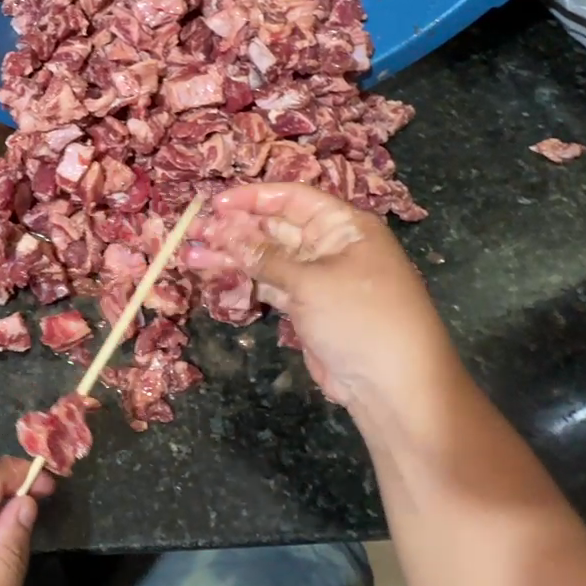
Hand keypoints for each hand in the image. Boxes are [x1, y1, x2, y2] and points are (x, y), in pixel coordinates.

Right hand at [182, 182, 457, 406]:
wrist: (394, 386)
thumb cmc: (361, 319)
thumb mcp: (311, 282)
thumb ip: (266, 257)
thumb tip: (226, 233)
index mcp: (344, 227)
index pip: (293, 199)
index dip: (254, 198)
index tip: (216, 204)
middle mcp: (330, 246)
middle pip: (275, 227)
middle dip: (234, 228)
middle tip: (194, 229)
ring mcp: (317, 278)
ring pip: (266, 258)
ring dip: (230, 255)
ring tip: (191, 254)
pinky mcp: (306, 307)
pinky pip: (269, 284)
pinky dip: (243, 280)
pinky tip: (212, 275)